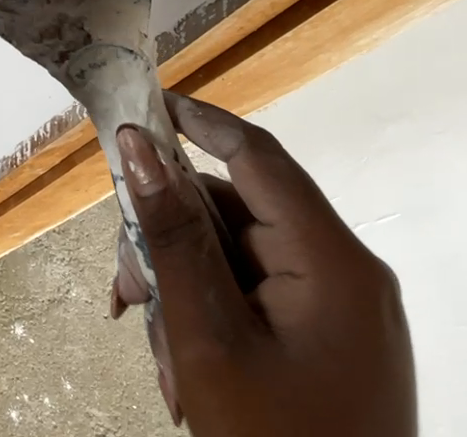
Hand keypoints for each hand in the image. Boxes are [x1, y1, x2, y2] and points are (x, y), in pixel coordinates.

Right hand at [110, 92, 414, 435]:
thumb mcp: (206, 335)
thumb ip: (172, 234)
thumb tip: (138, 146)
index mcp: (332, 262)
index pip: (256, 156)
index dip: (195, 120)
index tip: (134, 108)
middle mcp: (342, 271)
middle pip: (233, 211)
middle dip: (168, 235)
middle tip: (124, 285)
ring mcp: (335, 305)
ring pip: (231, 252)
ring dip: (178, 280)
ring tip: (151, 337)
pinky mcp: (323, 334)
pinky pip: (248, 289)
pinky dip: (204, 308)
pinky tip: (178, 357)